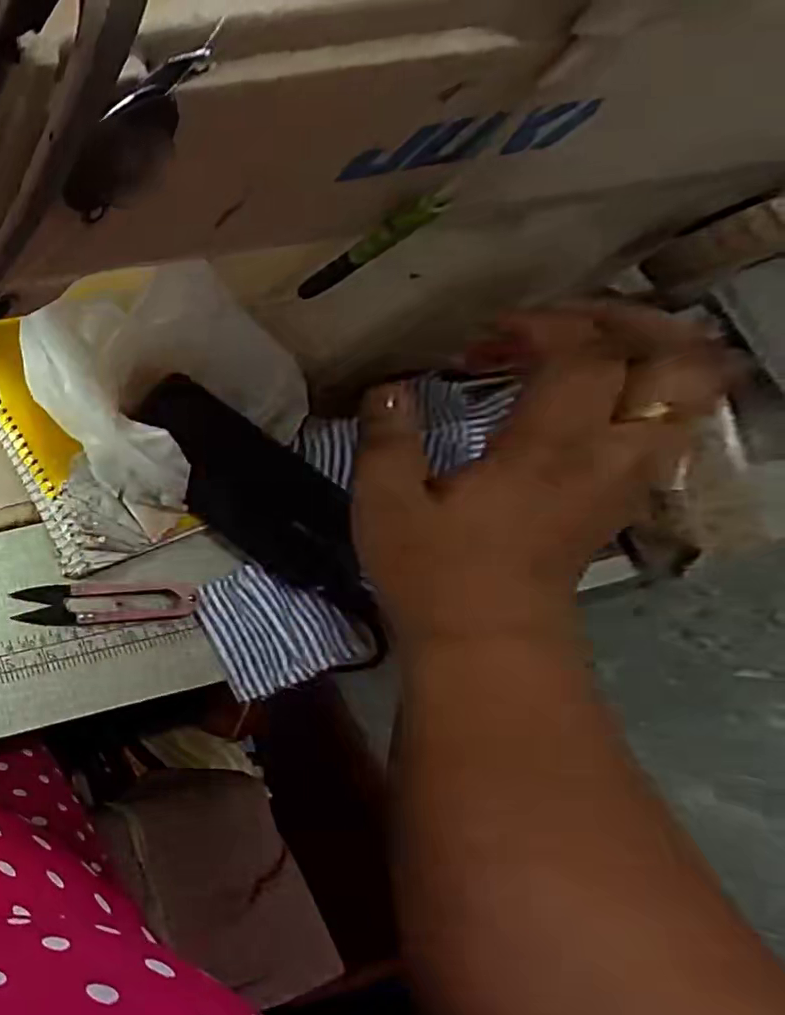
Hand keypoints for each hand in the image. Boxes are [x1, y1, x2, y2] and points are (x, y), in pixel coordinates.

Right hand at [355, 303, 728, 647]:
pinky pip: (669, 420)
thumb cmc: (429, 567)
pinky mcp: (625, 492)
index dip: (543, 327)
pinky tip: (581, 401)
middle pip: (676, 359)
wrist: (483, 631)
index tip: (488, 331)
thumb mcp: (385, 502)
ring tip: (579, 352)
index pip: (583, 358)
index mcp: (549, 449)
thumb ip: (388, 439)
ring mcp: (630, 474)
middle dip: (624, 322)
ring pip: (691, 390)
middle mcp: (611, 452)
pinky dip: (640, 390)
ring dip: (646, 353)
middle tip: (556, 324)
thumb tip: (389, 388)